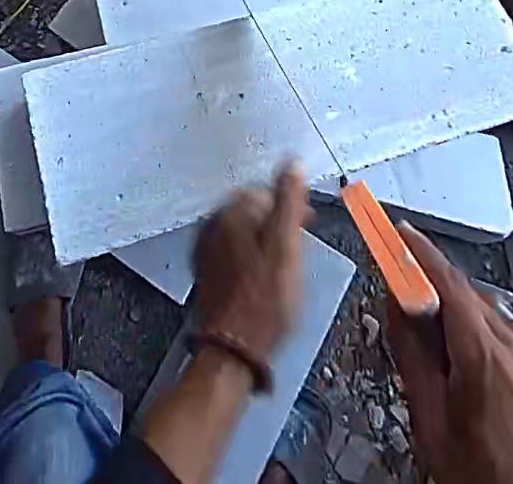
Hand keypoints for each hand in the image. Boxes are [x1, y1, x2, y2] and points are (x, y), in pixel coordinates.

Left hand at [192, 159, 312, 359]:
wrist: (235, 348)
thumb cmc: (263, 301)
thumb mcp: (287, 245)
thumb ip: (289, 200)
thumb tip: (293, 164)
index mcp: (231, 212)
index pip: (262, 189)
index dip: (289, 203)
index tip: (306, 219)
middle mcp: (213, 224)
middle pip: (250, 207)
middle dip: (276, 218)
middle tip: (298, 240)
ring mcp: (206, 247)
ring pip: (241, 228)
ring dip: (263, 236)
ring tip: (284, 260)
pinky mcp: (206, 269)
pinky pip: (232, 249)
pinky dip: (249, 253)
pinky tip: (262, 273)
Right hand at [384, 224, 512, 483]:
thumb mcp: (432, 423)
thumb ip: (411, 356)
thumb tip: (395, 309)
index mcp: (486, 361)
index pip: (446, 281)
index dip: (418, 251)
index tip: (398, 233)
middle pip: (470, 297)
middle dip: (435, 290)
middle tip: (406, 297)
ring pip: (495, 319)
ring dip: (464, 318)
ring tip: (442, 352)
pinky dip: (492, 341)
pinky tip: (479, 373)